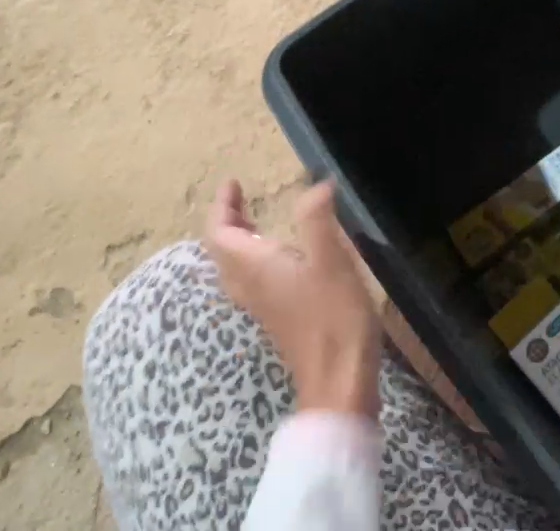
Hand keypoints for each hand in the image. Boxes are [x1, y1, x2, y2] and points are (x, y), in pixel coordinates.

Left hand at [205, 179, 382, 417]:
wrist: (339, 376)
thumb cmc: (333, 315)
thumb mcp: (331, 260)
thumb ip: (318, 219)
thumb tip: (315, 183)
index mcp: (256, 267)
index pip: (220, 233)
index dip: (222, 206)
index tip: (233, 182)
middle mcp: (251, 284)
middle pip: (222, 251)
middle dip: (227, 221)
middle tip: (242, 198)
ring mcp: (264, 303)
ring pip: (236, 267)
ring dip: (239, 240)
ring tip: (256, 221)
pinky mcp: (280, 315)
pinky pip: (254, 278)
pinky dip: (257, 257)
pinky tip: (284, 255)